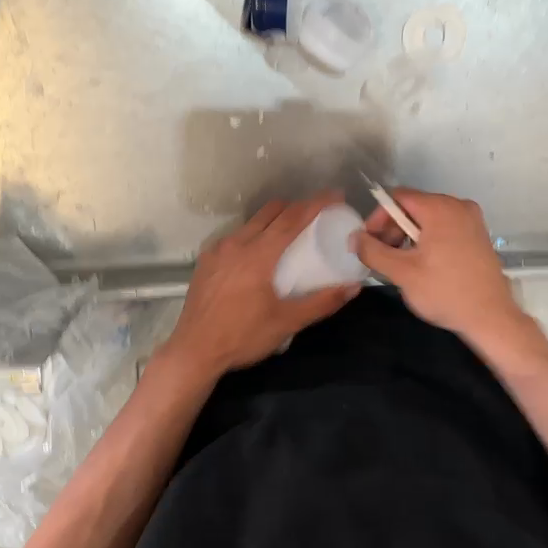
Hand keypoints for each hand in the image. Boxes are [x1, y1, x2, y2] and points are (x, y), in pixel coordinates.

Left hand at [160, 192, 360, 375]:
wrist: (194, 352)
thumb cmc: (242, 337)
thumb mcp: (287, 322)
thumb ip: (322, 303)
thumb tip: (354, 287)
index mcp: (259, 254)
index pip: (293, 218)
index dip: (316, 203)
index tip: (335, 195)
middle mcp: (237, 244)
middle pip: (272, 212)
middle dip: (296, 207)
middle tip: (317, 215)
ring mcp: (217, 251)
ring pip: (251, 223)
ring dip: (273, 219)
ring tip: (290, 232)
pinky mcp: (206, 262)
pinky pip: (235, 237)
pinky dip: (253, 234)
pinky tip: (258, 252)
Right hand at [354, 189, 528, 345]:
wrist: (491, 317)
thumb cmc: (445, 292)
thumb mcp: (402, 273)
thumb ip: (373, 251)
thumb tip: (354, 237)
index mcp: (440, 208)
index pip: (398, 198)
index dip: (378, 218)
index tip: (369, 243)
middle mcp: (458, 206)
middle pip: (414, 206)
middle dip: (393, 229)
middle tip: (383, 257)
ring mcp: (472, 220)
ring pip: (429, 219)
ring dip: (409, 237)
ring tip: (402, 264)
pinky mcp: (478, 235)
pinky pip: (445, 228)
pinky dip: (428, 240)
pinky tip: (424, 265)